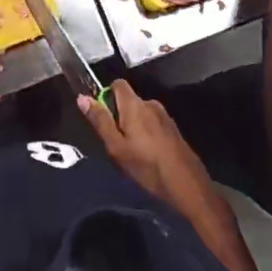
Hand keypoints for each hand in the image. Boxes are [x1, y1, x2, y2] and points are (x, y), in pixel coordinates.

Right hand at [83, 81, 271, 270]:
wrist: (188, 187)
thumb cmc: (147, 167)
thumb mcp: (116, 147)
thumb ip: (100, 121)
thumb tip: (83, 97)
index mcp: (135, 105)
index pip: (118, 84)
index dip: (106, 95)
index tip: (102, 116)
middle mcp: (151, 104)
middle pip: (129, 100)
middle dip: (119, 115)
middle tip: (115, 141)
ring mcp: (165, 117)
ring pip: (141, 114)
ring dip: (133, 126)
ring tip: (131, 152)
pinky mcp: (174, 130)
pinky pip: (153, 124)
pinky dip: (146, 134)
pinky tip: (147, 156)